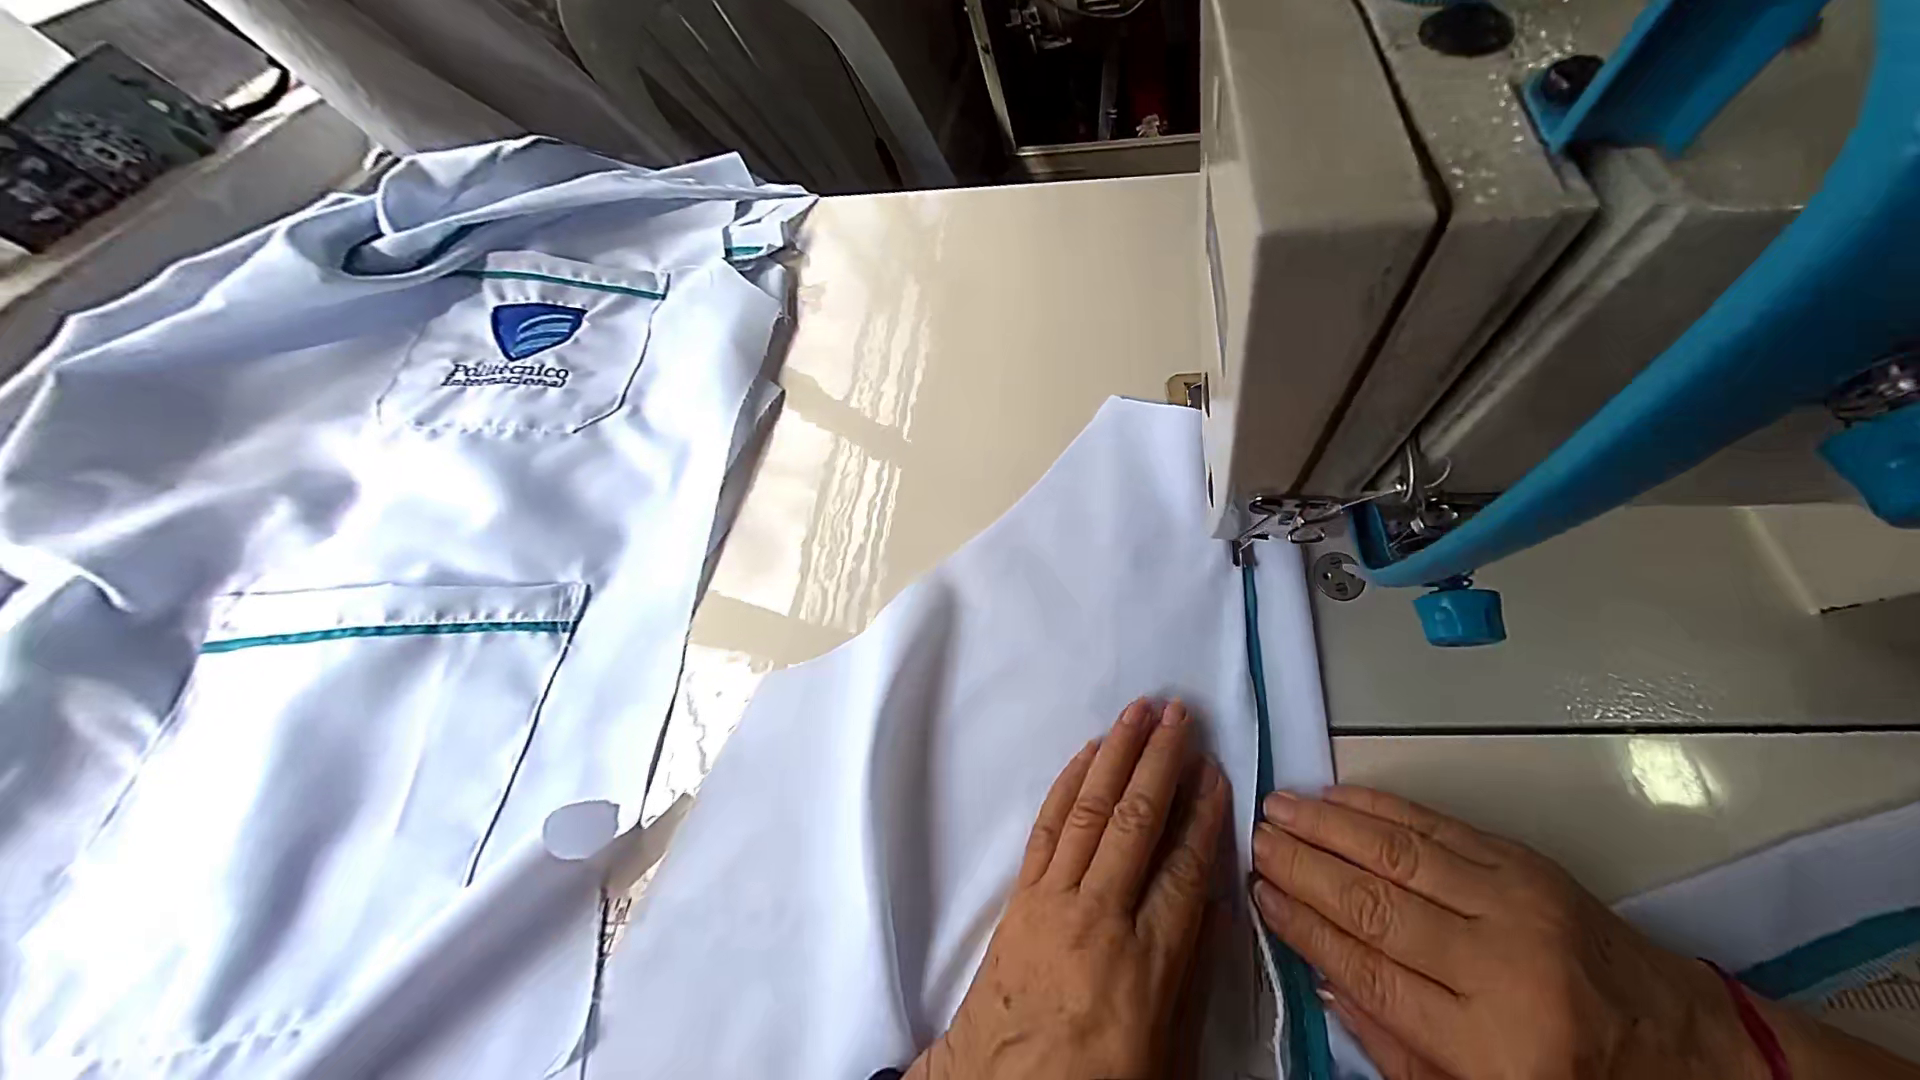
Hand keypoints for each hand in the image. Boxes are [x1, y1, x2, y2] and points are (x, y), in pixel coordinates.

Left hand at [908, 699, 1230, 1079]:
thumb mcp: (1168, 1050)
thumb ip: (1192, 974)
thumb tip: (1214, 903)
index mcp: (1146, 963)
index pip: (1185, 869)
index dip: (1203, 814)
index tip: (1215, 770)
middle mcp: (1100, 915)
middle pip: (1137, 820)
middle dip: (1161, 760)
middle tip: (1180, 714)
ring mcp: (1053, 897)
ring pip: (1091, 808)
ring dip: (1117, 754)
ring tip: (1138, 712)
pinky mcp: (1021, 893)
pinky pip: (1049, 825)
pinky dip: (1069, 783)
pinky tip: (1087, 754)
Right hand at [1249, 786, 1767, 1079]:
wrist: (1694, 1049)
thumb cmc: (1574, 1079)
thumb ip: (1396, 1047)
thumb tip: (1318, 974)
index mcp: (1494, 1047)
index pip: (1368, 971)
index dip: (1304, 927)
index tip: (1258, 893)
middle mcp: (1503, 969)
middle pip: (1373, 904)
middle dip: (1302, 867)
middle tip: (1255, 840)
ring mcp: (1517, 904)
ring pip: (1395, 853)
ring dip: (1326, 824)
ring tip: (1277, 808)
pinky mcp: (1527, 864)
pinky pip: (1435, 823)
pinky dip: (1376, 804)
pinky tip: (1333, 795)